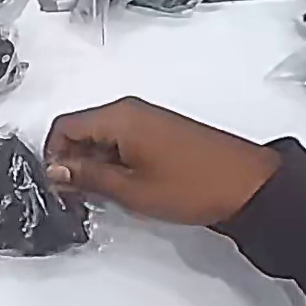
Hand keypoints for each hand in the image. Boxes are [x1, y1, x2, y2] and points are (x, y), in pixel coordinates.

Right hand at [43, 97, 279, 225]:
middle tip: (75, 195)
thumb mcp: (130, 188)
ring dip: (92, 162)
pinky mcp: (159, 131)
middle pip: (81, 129)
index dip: (54, 155)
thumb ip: (87, 176)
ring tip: (101, 195)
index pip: (64, 127)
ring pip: (100, 136)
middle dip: (72, 160)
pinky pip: (121, 139)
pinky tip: (122, 186)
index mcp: (118, 116)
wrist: (251, 187)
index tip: (58, 184)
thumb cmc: (192, 186)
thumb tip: (55, 171)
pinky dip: (112, 160)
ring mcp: (145, 119)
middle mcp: (128, 110)